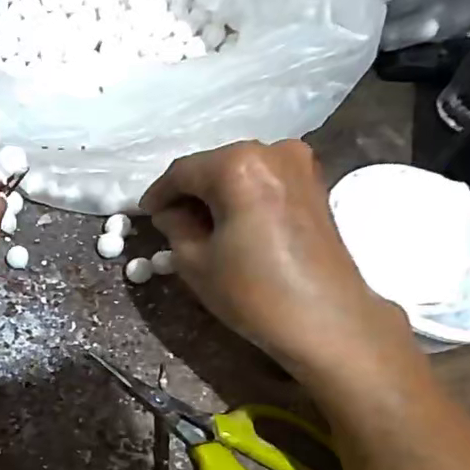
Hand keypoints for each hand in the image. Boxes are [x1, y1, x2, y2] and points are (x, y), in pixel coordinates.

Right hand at [140, 141, 419, 386]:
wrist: (325, 318)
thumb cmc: (252, 292)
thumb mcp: (195, 261)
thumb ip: (175, 226)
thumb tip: (171, 212)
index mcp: (237, 166)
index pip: (183, 172)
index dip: (158, 194)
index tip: (144, 214)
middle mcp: (272, 151)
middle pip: (213, 166)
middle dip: (189, 192)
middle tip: (169, 221)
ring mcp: (300, 164)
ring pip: (239, 172)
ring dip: (215, 194)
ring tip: (199, 225)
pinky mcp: (314, 183)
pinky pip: (263, 181)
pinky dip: (241, 197)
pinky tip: (230, 223)